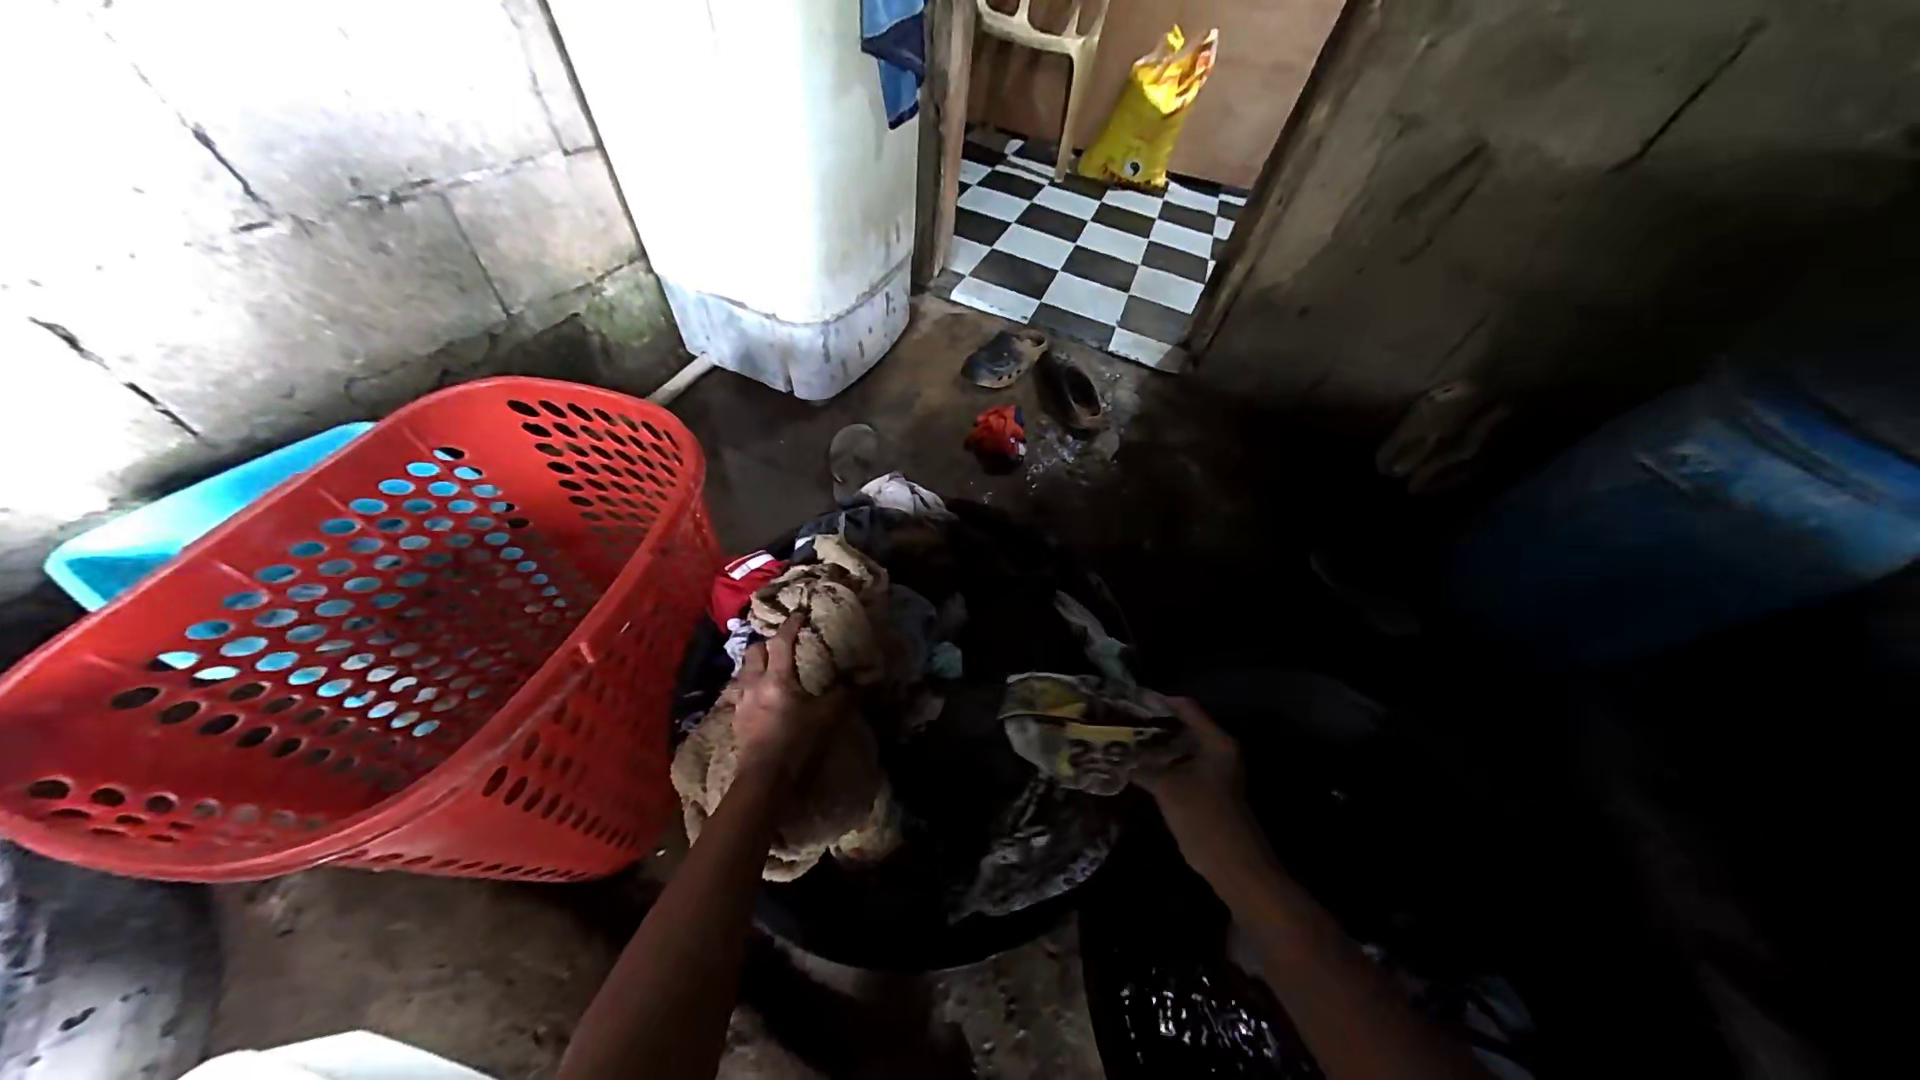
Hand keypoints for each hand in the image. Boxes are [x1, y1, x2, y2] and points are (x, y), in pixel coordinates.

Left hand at [730, 616, 849, 788]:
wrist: (764, 779)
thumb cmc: (796, 743)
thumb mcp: (826, 717)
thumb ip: (843, 695)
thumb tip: (862, 680)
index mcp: (776, 678)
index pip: (781, 641)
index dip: (791, 625)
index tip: (800, 614)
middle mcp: (753, 683)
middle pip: (755, 650)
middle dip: (768, 643)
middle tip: (784, 644)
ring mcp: (740, 700)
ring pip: (744, 670)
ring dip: (756, 663)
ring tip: (770, 668)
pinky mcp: (735, 718)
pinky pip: (739, 691)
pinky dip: (749, 685)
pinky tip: (759, 695)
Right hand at [1134, 698, 1263, 881]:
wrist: (1235, 865)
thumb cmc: (1204, 818)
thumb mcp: (1167, 788)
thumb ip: (1143, 768)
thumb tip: (1118, 758)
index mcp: (1216, 741)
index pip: (1185, 707)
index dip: (1158, 701)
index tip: (1130, 700)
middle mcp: (1218, 749)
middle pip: (1182, 726)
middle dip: (1152, 724)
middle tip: (1121, 721)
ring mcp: (1214, 770)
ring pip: (1180, 747)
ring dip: (1155, 746)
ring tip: (1123, 741)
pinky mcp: (1207, 788)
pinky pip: (1181, 765)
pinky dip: (1162, 763)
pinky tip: (1136, 766)